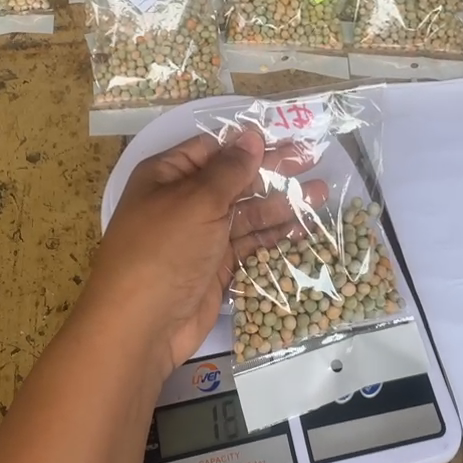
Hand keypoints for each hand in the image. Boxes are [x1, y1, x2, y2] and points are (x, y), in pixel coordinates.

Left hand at [85, 130, 328, 376]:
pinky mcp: (216, 266)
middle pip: (234, 179)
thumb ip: (230, 169)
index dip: (249, 143)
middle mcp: (184, 201)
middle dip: (273, 170)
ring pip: (246, 211)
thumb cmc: (164, 250)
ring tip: (322, 192)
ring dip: (281, 202)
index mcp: (168, 175)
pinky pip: (249, 242)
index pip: (213, 149)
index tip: (287, 137)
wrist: (140, 327)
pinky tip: (303, 226)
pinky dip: (274, 234)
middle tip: (313, 159)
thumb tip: (251, 135)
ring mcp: (201, 235)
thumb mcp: (196, 201)